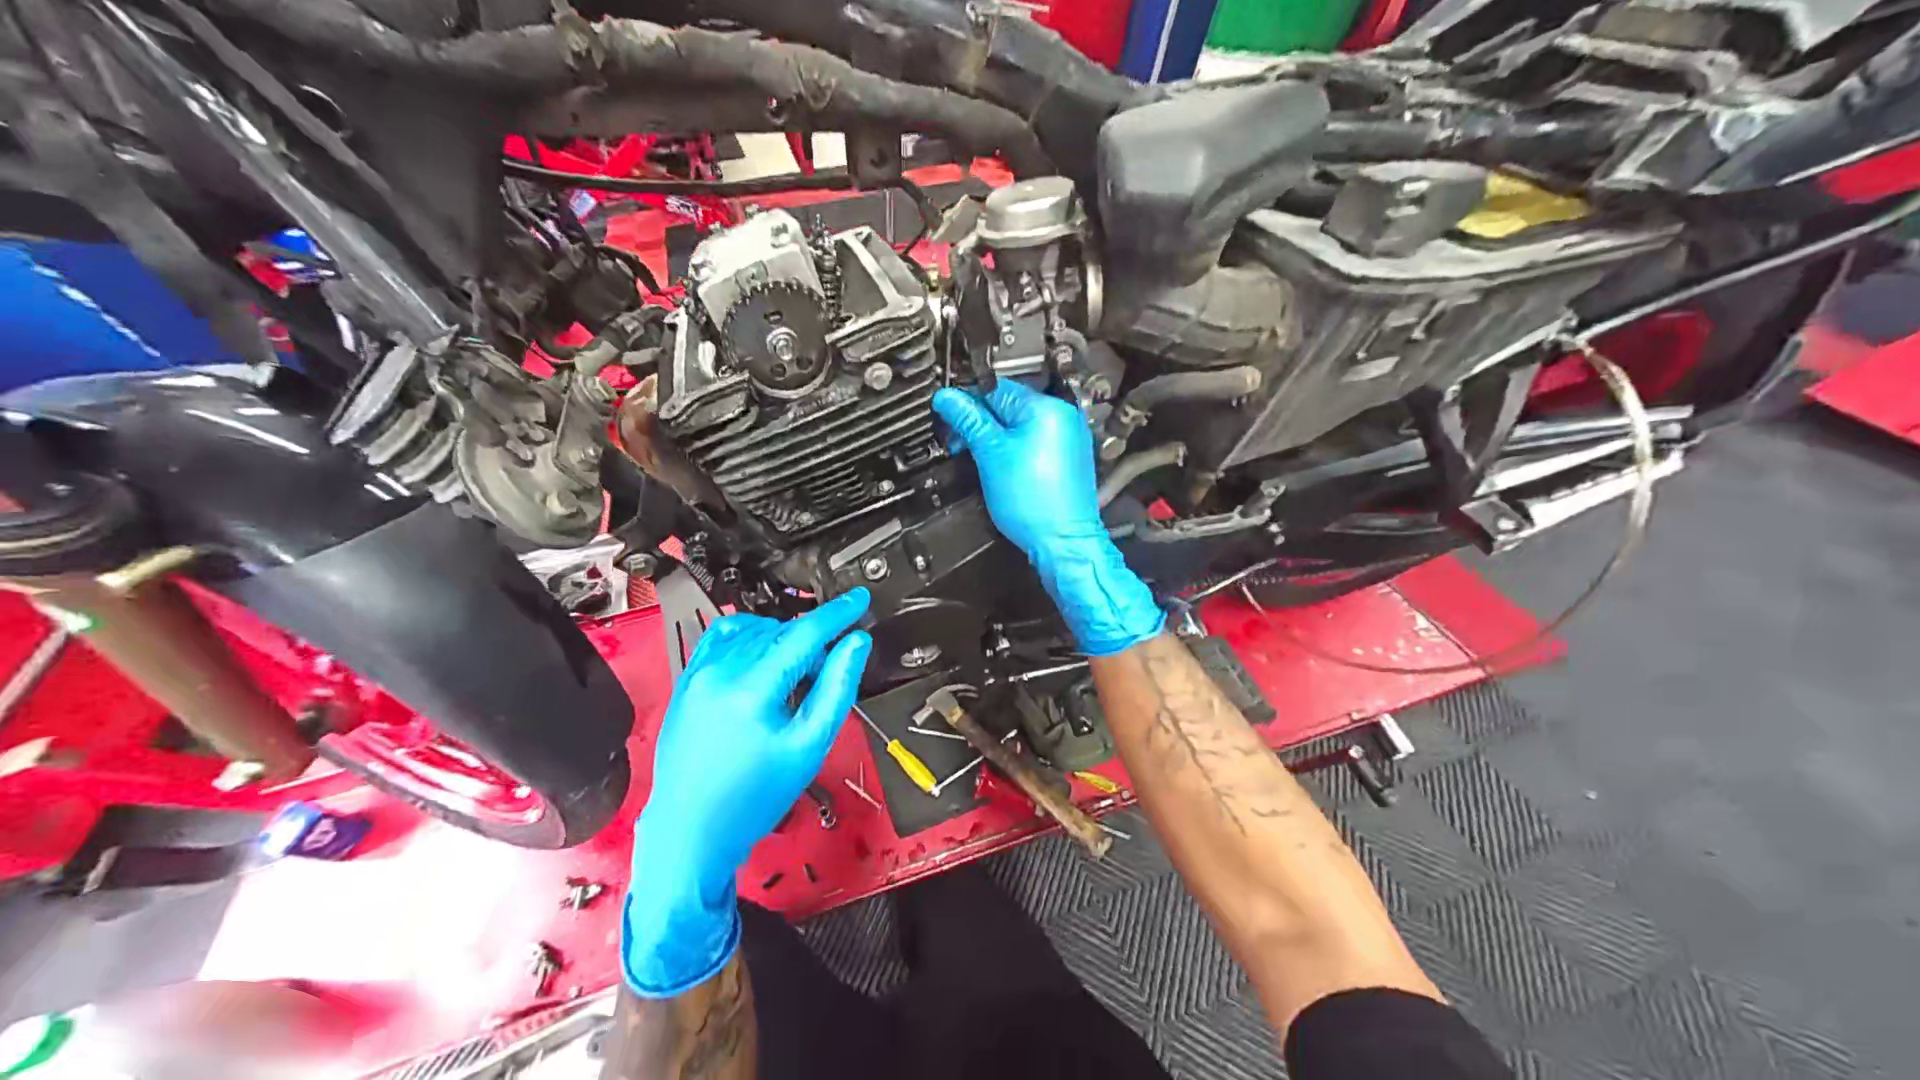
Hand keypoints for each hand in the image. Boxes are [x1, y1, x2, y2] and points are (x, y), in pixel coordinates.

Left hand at [622, 589, 872, 997]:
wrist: (694, 828)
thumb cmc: (751, 797)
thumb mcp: (809, 745)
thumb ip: (837, 687)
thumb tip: (855, 644)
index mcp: (751, 689)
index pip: (804, 633)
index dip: (838, 612)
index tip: (858, 599)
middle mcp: (719, 672)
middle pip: (782, 631)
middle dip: (813, 643)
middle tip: (824, 676)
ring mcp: (699, 673)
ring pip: (756, 630)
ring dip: (784, 641)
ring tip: (793, 679)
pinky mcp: (688, 678)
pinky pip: (723, 635)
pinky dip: (752, 636)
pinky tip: (765, 659)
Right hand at [933, 381, 1162, 655]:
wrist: (1063, 543)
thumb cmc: (1035, 505)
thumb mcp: (991, 456)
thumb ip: (969, 422)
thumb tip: (948, 399)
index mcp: (1048, 409)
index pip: (997, 388)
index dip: (968, 402)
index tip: (949, 416)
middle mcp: (1063, 418)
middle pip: (1008, 406)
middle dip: (979, 422)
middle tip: (959, 441)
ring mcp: (1067, 440)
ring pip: (1018, 426)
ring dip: (994, 438)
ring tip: (979, 459)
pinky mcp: (1064, 460)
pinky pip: (1031, 444)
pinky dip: (1012, 452)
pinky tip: (1000, 469)